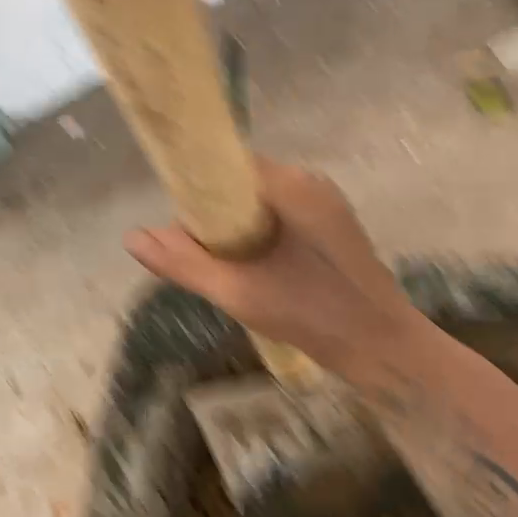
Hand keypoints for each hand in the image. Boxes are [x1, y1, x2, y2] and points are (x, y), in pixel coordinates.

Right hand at [123, 157, 429, 374]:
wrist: (384, 350)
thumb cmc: (312, 314)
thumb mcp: (237, 291)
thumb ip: (182, 262)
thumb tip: (133, 237)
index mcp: (292, 186)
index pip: (226, 166)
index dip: (195, 189)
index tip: (176, 226)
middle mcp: (310, 183)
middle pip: (239, 184)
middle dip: (212, 216)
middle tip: (199, 258)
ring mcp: (324, 204)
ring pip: (257, 203)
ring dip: (233, 230)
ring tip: (221, 268)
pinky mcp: (330, 226)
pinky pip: (278, 217)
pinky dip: (255, 237)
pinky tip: (249, 271)